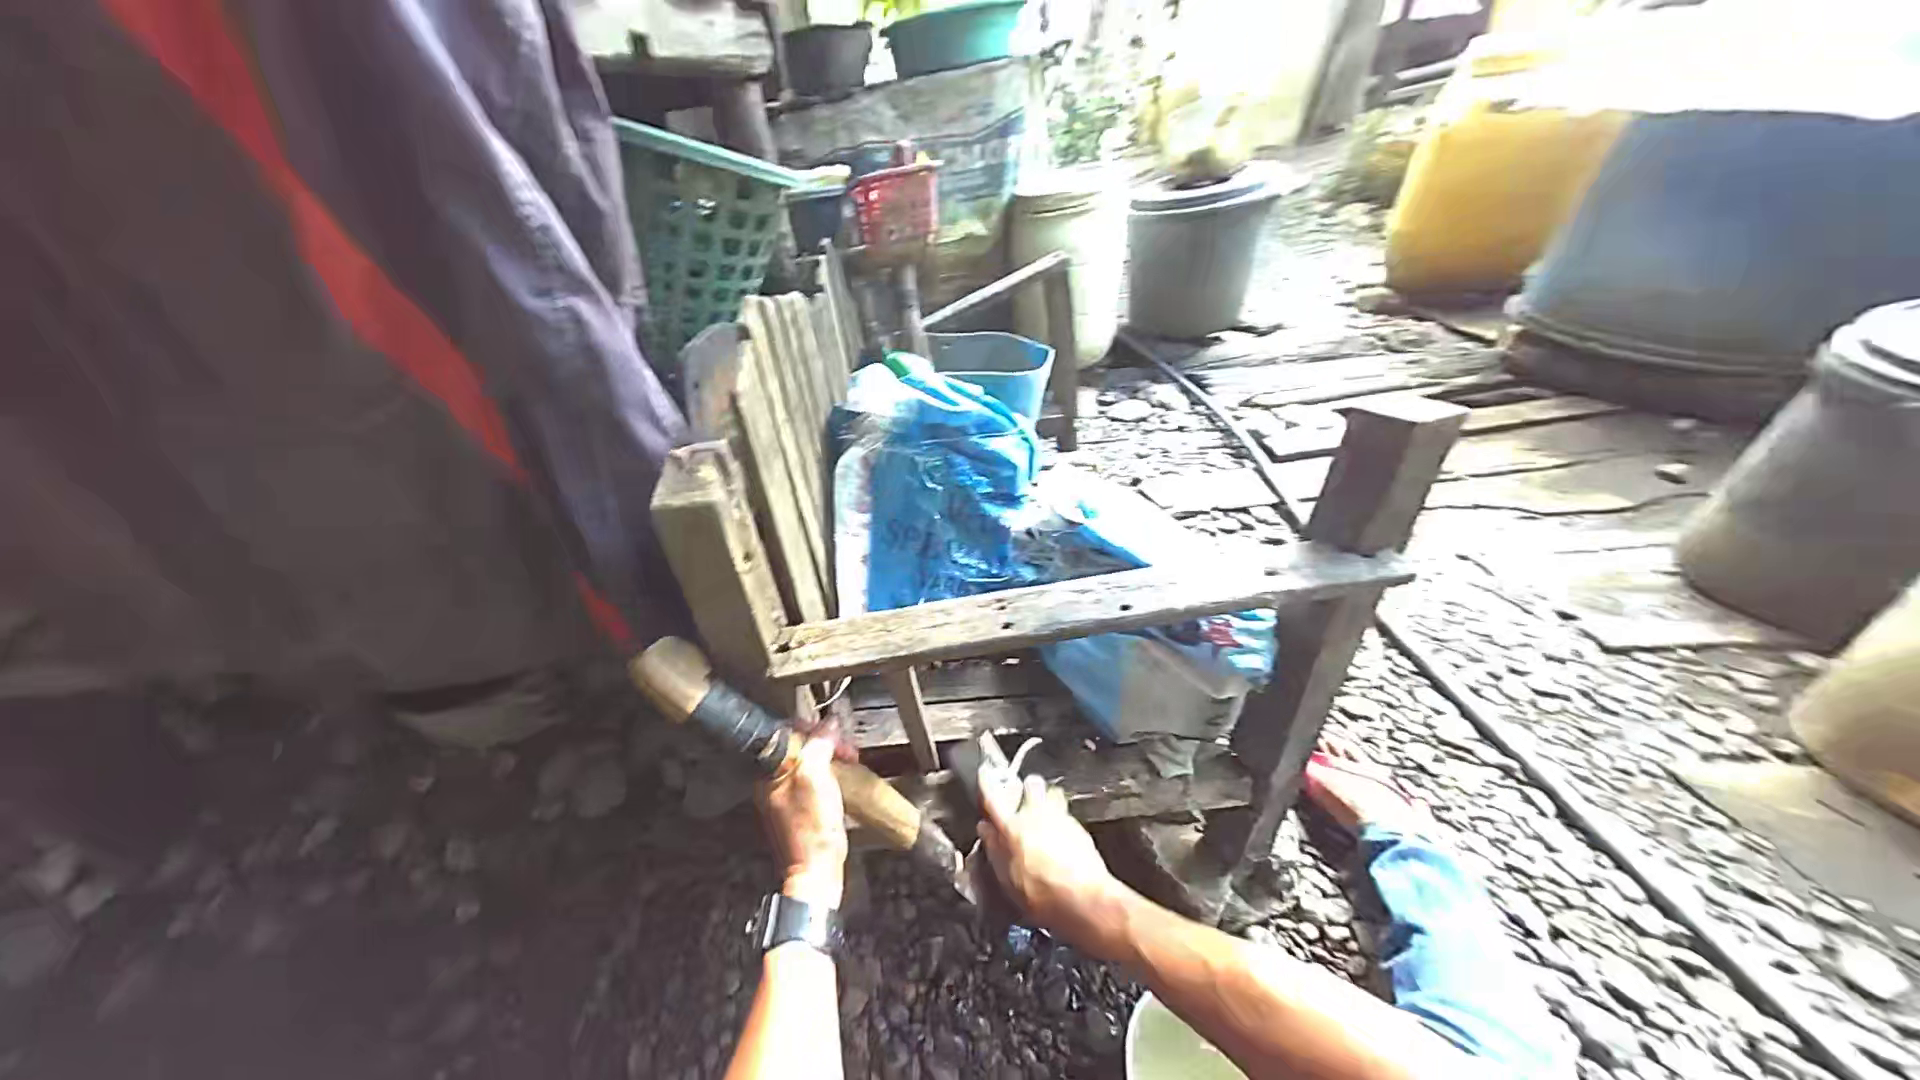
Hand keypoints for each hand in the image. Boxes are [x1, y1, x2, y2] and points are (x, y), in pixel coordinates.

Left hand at [760, 735, 847, 908]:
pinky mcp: (805, 806)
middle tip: (846, 748)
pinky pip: (818, 777)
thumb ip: (818, 745)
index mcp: (768, 773)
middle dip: (826, 742)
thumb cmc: (812, 828)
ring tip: (850, 759)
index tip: (830, 729)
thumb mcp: (816, 776)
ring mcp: (789, 795)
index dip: (811, 727)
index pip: (786, 734)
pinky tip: (846, 773)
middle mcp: (774, 782)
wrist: (818, 870)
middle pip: (800, 746)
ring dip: (832, 755)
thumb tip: (828, 725)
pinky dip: (833, 771)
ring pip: (811, 761)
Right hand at [976, 771, 1131, 958]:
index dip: (987, 782)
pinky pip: (1068, 815)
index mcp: (1011, 828)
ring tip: (1045, 818)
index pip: (992, 796)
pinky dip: (1063, 822)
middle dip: (1027, 788)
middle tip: (1024, 801)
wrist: (1084, 901)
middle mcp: (1036, 816)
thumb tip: (986, 832)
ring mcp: (1061, 818)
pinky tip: (1061, 840)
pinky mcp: (1080, 828)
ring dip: (1048, 801)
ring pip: (1053, 794)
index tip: (985, 775)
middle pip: (1031, 783)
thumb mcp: (1007, 880)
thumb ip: (995, 849)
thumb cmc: (1044, 897)